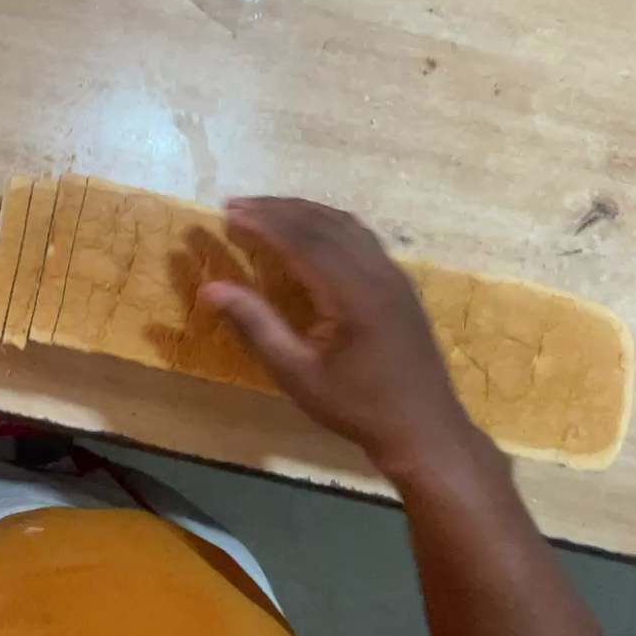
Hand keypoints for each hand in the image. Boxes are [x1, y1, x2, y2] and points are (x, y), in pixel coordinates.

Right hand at [200, 197, 485, 482]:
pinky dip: (325, 222)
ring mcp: (393, 275)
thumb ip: (255, 324)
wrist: (425, 430)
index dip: (262, 222)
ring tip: (263, 209)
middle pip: (322, 223)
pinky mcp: (398, 282)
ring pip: (344, 223)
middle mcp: (378, 273)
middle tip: (235, 205)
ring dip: (301, 210)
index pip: (302, 239)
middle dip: (276, 209)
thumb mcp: (295, 372)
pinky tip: (306, 229)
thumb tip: (211, 287)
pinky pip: (359, 235)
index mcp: (353, 293)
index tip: (227, 213)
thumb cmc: (355, 406)